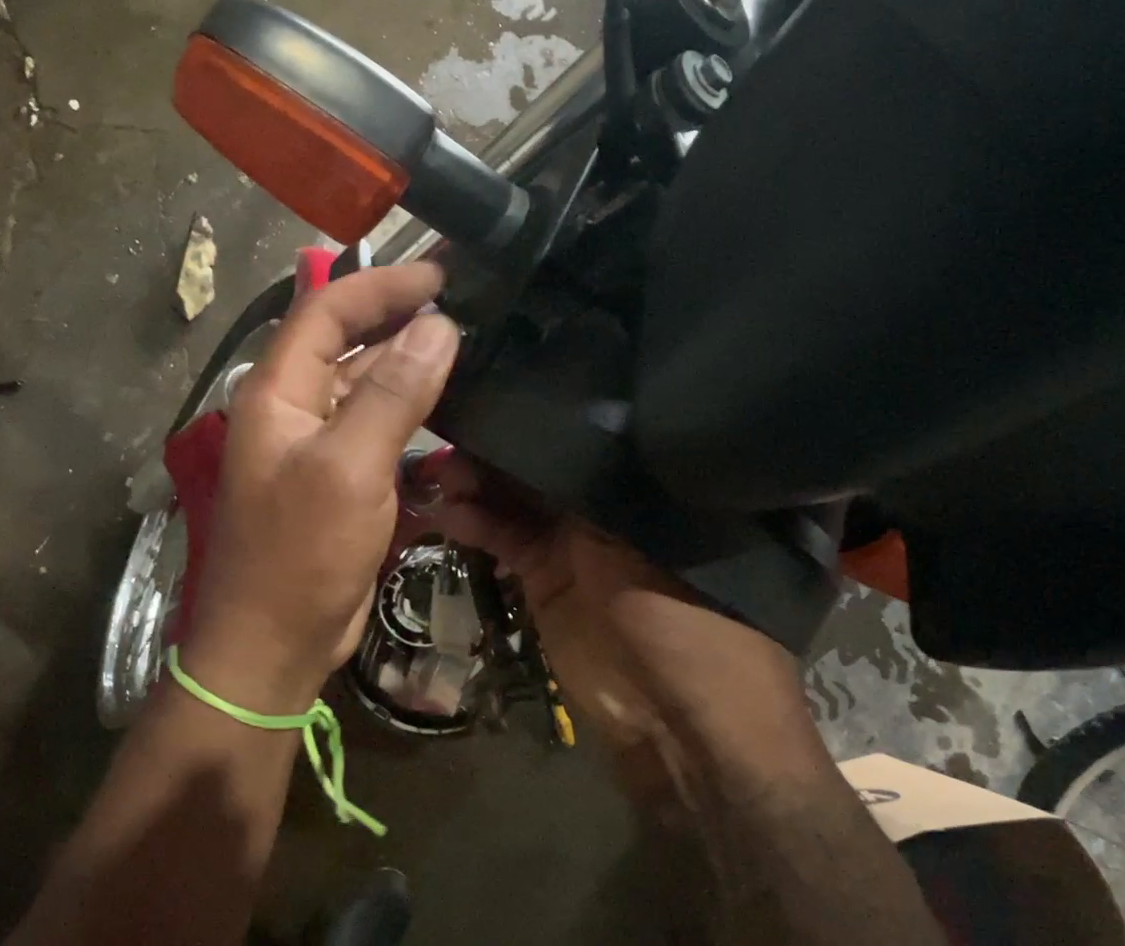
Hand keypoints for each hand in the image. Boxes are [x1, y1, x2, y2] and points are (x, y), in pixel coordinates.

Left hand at [179, 263, 459, 713]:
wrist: (271, 645)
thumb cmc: (299, 555)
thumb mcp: (348, 469)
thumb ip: (391, 395)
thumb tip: (439, 327)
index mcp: (276, 391)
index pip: (327, 310)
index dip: (382, 285)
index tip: (443, 274)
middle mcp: (290, 406)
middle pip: (344, 339)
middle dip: (398, 312)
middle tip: (466, 294)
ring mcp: (313, 443)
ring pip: (362, 380)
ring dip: (406, 357)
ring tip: (469, 336)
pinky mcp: (336, 476)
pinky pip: (373, 422)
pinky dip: (408, 403)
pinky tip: (448, 396)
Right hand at [427, 456, 813, 759]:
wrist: (674, 720)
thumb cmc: (683, 622)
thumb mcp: (639, 545)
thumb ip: (585, 492)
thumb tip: (539, 434)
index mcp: (646, 490)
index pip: (582, 441)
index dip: (538, 424)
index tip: (495, 405)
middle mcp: (606, 509)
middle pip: (542, 468)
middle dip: (498, 452)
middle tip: (454, 434)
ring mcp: (573, 545)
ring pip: (517, 502)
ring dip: (480, 486)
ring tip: (441, 473)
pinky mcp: (544, 578)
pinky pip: (505, 540)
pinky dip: (478, 526)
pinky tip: (450, 513)